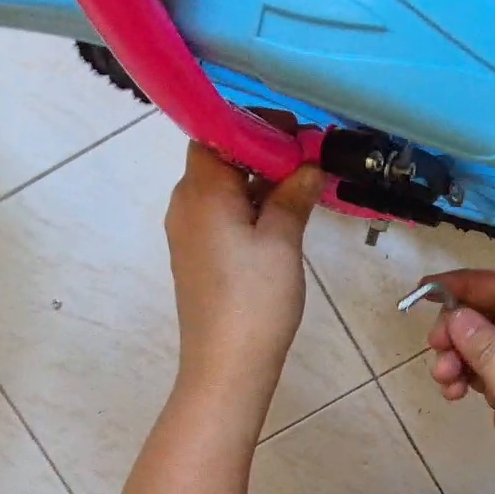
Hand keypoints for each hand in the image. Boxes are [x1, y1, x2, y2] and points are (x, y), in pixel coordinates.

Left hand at [165, 143, 324, 398]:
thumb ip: (293, 196)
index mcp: (201, 192)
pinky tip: (281, 219)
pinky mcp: (196, 256)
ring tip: (301, 189)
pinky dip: (248, 206)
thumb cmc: (255, 301)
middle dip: (261, 153)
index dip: (255, 126)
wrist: (226, 366)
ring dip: (257, 181)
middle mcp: (185, 205)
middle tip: (307, 161)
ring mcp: (187, 233)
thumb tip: (309, 166)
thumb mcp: (282, 242)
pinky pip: (220, 214)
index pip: (217, 134)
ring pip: (221, 188)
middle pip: (217, 159)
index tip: (296, 135)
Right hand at [423, 270, 494, 493]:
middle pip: (494, 316)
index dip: (471, 285)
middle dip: (460, 326)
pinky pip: (482, 371)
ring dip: (457, 354)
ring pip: (483, 345)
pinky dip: (463, 375)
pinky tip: (452, 392)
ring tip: (443, 378)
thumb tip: (456, 314)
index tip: (431, 290)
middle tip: (434, 344)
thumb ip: (487, 346)